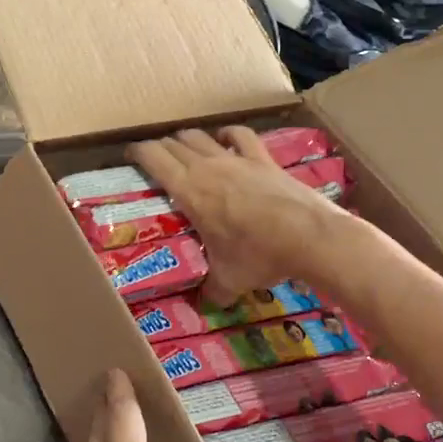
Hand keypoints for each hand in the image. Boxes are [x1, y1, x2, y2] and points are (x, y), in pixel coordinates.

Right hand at [126, 127, 351, 305]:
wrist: (313, 239)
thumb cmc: (260, 255)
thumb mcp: (230, 278)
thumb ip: (213, 290)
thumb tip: (205, 307)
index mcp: (186, 188)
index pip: (150, 156)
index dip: (136, 152)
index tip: (129, 157)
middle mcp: (204, 167)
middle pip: (171, 142)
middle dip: (160, 148)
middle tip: (157, 161)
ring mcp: (234, 159)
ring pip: (199, 135)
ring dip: (187, 139)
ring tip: (185, 149)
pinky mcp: (262, 159)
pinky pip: (240, 135)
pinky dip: (228, 134)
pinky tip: (226, 139)